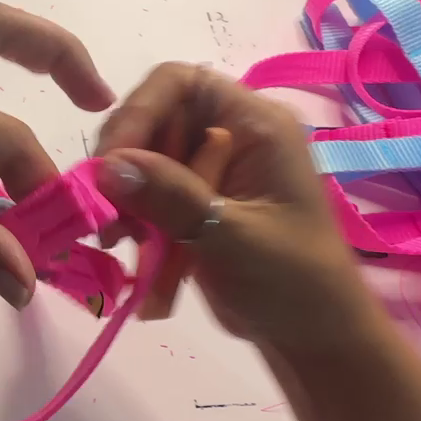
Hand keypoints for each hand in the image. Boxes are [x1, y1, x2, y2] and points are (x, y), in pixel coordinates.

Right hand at [92, 62, 382, 349]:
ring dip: (120, 194)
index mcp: (254, 125)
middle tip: (107, 213)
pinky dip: (127, 215)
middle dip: (123, 162)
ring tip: (116, 238)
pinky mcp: (191, 201)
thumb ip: (172, 197)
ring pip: (140, 158)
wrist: (312, 337)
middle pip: (151, 120)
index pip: (179, 83)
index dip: (137, 112)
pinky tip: (125, 245)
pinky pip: (143, 191)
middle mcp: (228, 135)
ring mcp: (208, 169)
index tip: (110, 164)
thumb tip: (108, 167)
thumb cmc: (293, 283)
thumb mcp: (233, 237)